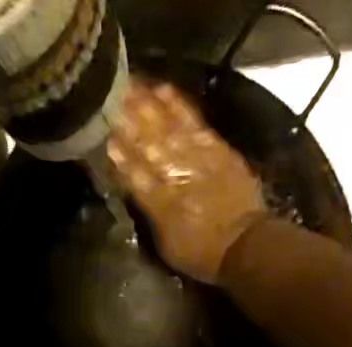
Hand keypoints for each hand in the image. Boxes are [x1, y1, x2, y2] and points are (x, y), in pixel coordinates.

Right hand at [108, 80, 268, 283]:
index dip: (117, 155)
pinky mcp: (217, 150)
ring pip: (166, 128)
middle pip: (145, 144)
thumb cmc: (206, 255)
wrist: (247, 247)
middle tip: (109, 97)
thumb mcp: (169, 248)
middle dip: (126, 120)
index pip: (132, 174)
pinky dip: (178, 106)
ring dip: (146, 106)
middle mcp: (173, 177)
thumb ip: (151, 218)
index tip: (104, 137)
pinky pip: (194, 123)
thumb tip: (136, 194)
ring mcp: (196, 160)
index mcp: (158, 204)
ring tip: (130, 86)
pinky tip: (164, 89)